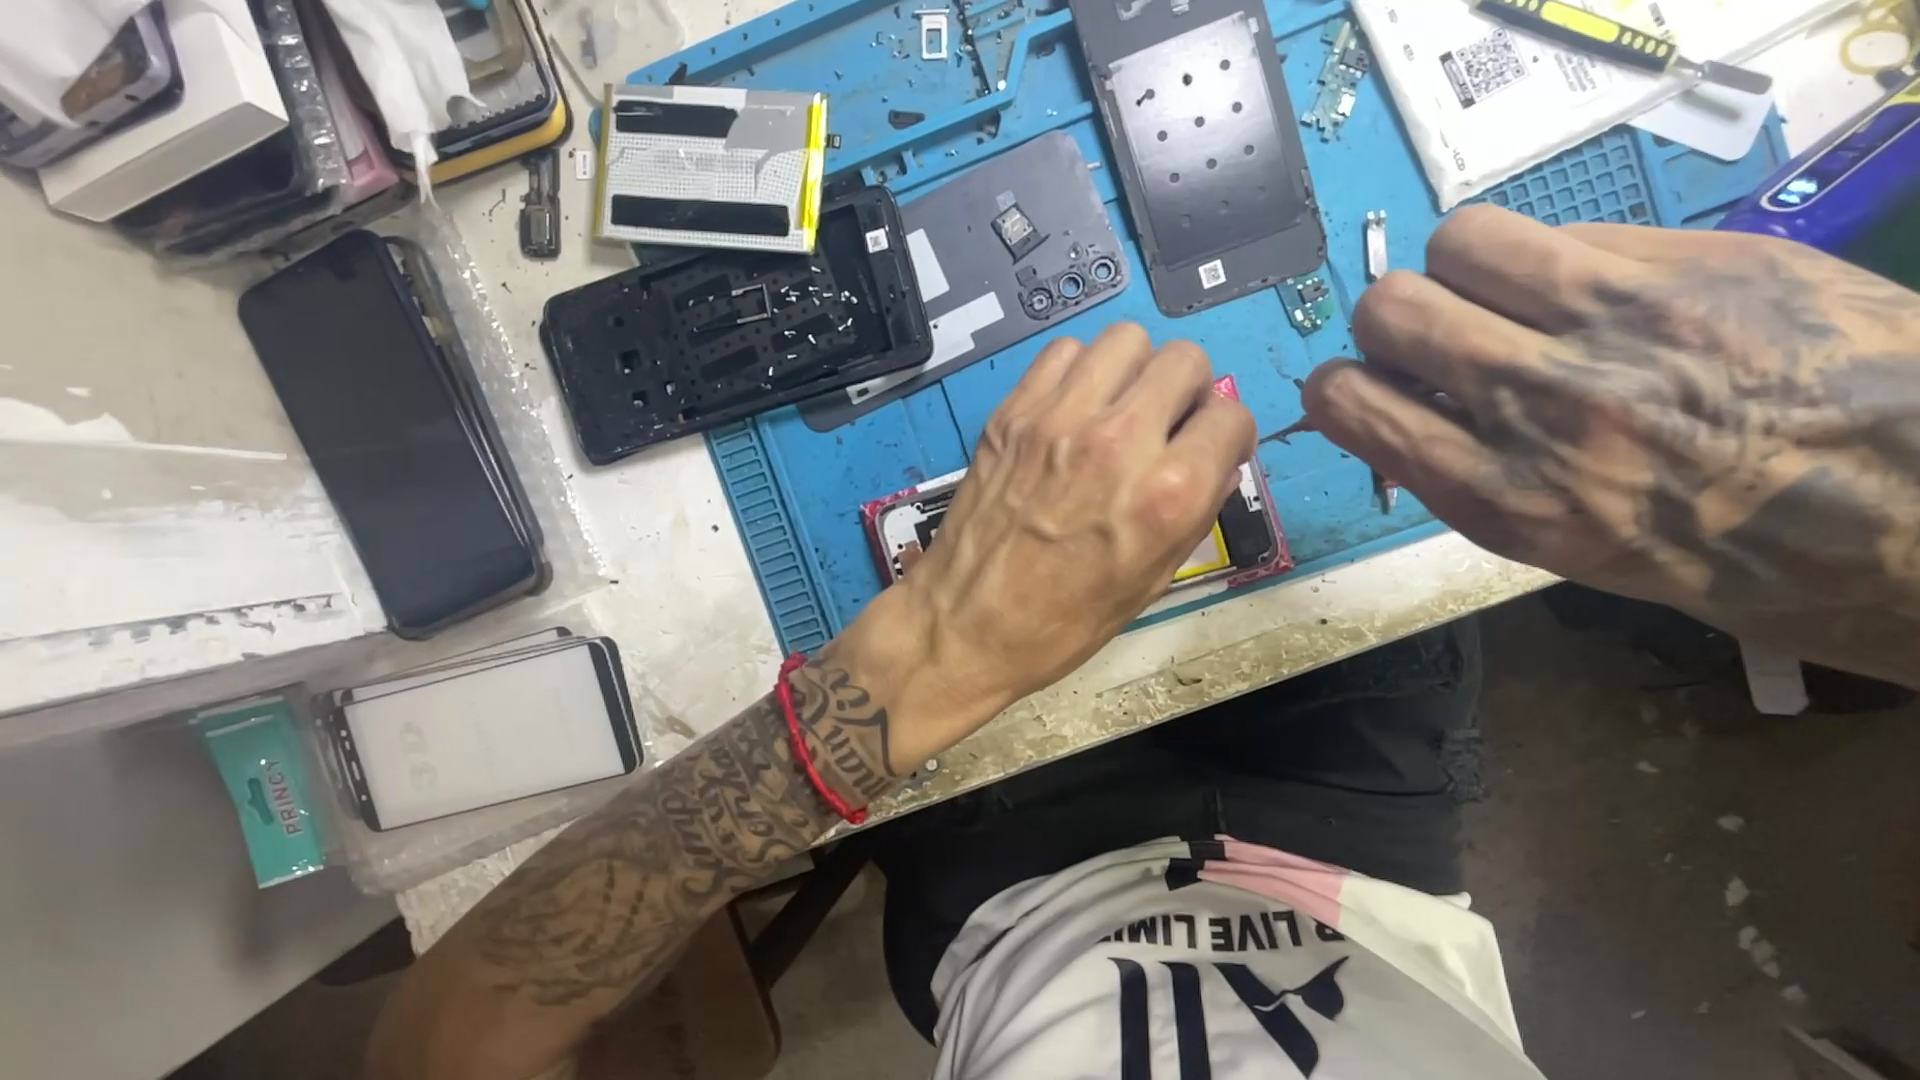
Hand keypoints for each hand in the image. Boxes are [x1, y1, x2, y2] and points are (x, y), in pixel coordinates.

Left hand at [843, 323, 1254, 767]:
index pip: (1230, 415)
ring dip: (1136, 370)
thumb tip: (1218, 453)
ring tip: (1120, 407)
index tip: (1208, 448)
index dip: (1226, 434)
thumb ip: (1197, 506)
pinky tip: (1073, 408)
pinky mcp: (1012, 412)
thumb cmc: (1068, 620)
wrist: (969, 625)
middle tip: (1167, 422)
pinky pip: (1063, 352)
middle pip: (1184, 360)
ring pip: (1125, 340)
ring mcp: (1059, 419)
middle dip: (1188, 390)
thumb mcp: (1156, 579)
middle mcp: (1118, 440)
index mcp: (1167, 493)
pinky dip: (1079, 371)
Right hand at [1303, 204, 1919, 682]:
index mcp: (1501, 495)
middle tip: (1439, 342)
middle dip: (1393, 325)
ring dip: (1462, 270)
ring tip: (1507, 298)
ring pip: (1459, 241)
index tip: (1369, 391)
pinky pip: (1565, 230)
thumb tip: (1407, 407)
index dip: (1341, 388)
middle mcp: (1540, 403)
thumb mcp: (1561, 547)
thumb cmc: (1727, 559)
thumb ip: (1465, 471)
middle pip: (1387, 308)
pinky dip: (1553, 259)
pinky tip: (1601, 293)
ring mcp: (1619, 323)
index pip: (1347, 400)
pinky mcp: (1694, 262)